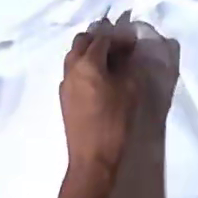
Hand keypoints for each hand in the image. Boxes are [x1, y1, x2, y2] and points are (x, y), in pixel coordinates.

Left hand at [60, 23, 138, 179]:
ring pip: (74, 55)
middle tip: (119, 48)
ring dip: (90, 52)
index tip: (133, 42)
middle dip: (100, 39)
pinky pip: (72, 71)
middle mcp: (71, 67)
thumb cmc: (114, 122)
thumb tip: (127, 55)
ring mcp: (65, 82)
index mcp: (87, 63)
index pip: (102, 39)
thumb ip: (129, 67)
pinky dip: (84, 66)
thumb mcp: (130, 91)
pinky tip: (99, 78)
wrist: (92, 158)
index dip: (119, 38)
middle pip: (82, 41)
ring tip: (110, 61)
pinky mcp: (64, 96)